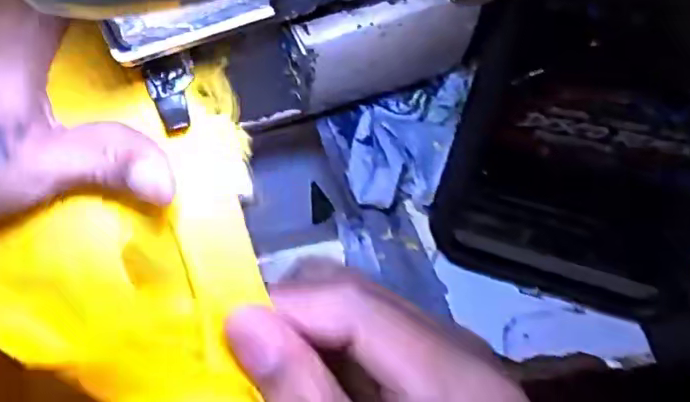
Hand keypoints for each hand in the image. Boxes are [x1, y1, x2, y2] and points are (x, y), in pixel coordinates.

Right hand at [226, 272, 526, 401]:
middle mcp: (462, 355)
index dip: (280, 304)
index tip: (228, 331)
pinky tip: (318, 388)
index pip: (347, 298)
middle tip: (243, 348)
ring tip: (274, 370)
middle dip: (291, 315)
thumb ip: (304, 396)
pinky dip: (338, 360)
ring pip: (363, 318)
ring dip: (310, 335)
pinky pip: (381, 350)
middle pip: (355, 298)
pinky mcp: (453, 392)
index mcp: (453, 373)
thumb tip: (239, 318)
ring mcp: (461, 373)